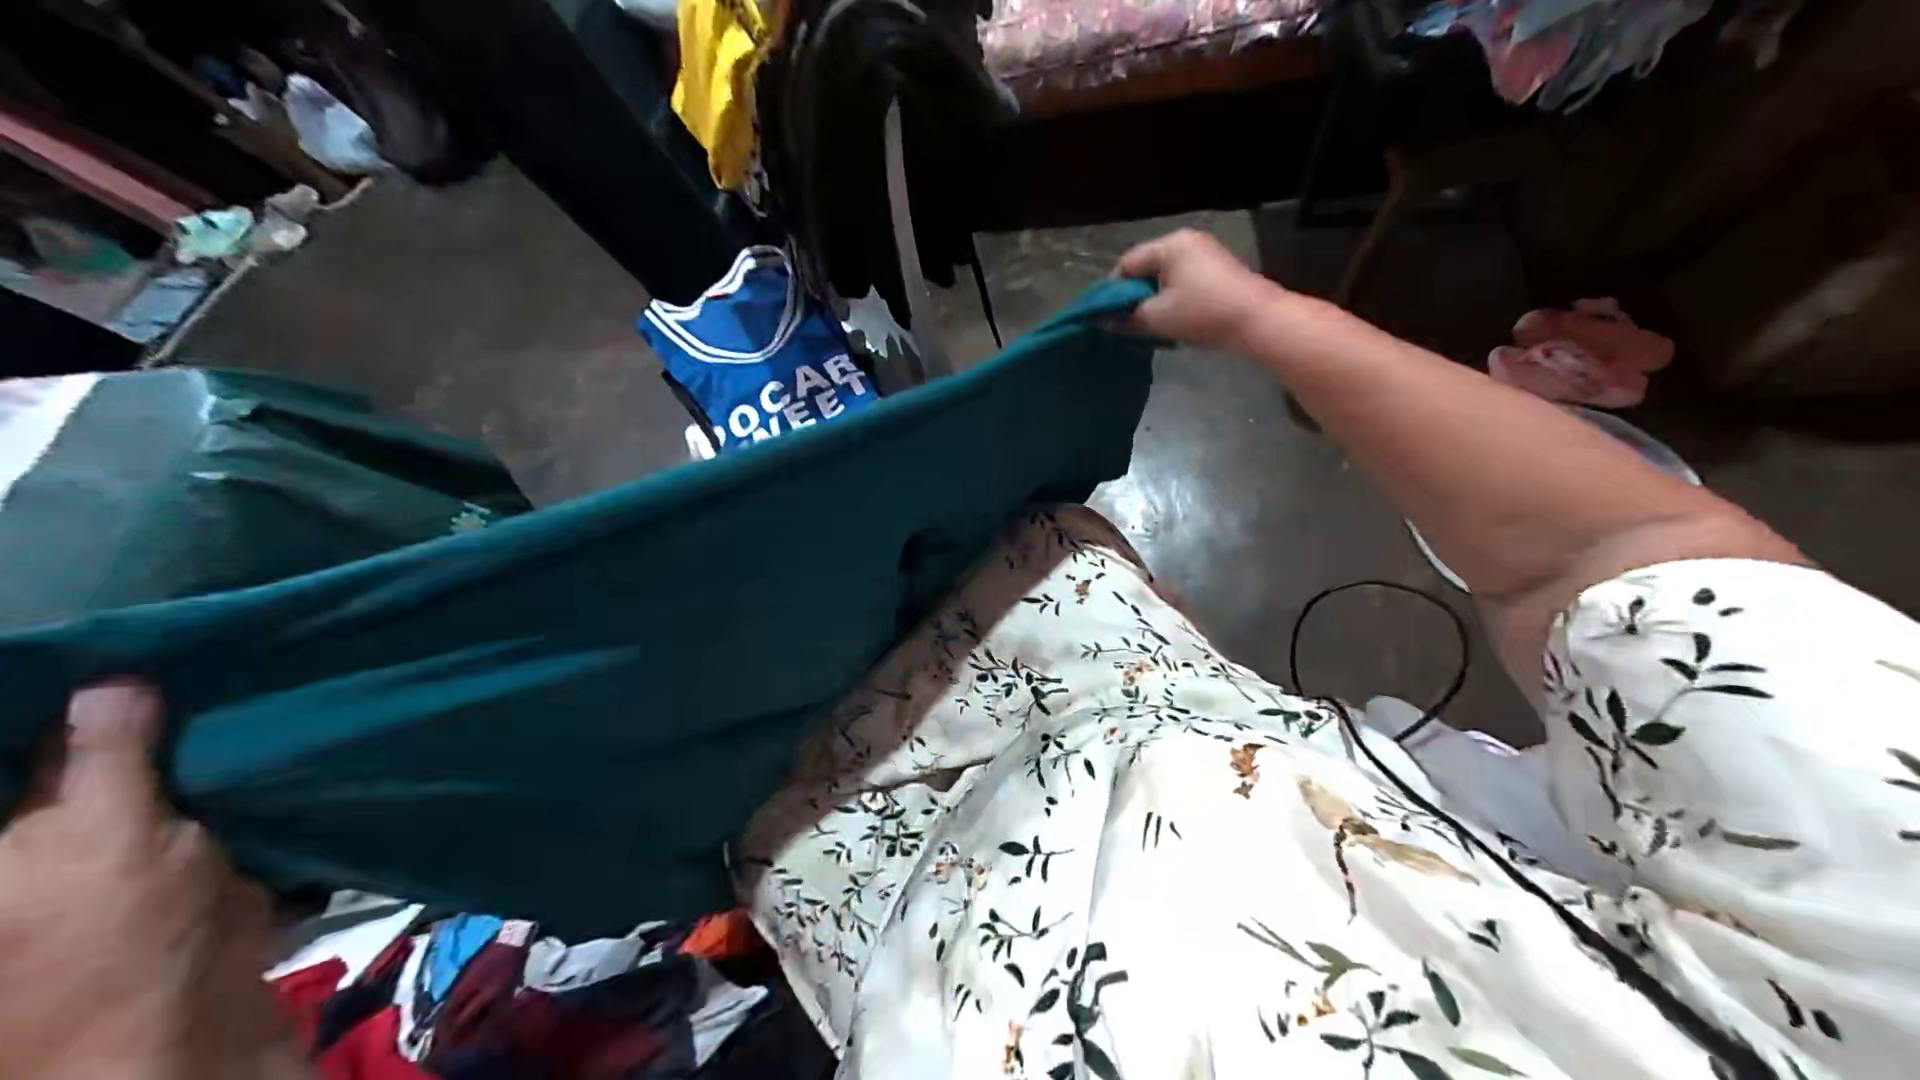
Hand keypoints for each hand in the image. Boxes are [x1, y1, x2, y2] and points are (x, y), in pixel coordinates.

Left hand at [0, 681, 305, 1079]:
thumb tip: (110, 678)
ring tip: (203, 680)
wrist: (182, 1020)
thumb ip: (103, 755)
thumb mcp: (105, 835)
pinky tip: (226, 732)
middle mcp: (13, 843)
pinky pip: (167, 795)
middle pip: (50, 758)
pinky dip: (194, 766)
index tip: (101, 648)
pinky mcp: (149, 862)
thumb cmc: (111, 936)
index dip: (40, 695)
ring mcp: (83, 854)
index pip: (2, 746)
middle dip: (106, 712)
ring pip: (118, 774)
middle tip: (163, 655)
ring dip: (159, 736)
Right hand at [1114, 228, 1280, 349]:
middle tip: (1127, 322)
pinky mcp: (1217, 270)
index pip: (1127, 263)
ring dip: (1153, 299)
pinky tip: (1172, 320)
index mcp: (1169, 245)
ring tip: (1149, 324)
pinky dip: (1172, 298)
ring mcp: (1205, 254)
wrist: (1257, 320)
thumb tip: (1102, 322)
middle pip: (1146, 267)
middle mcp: (1186, 241)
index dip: (1112, 290)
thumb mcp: (1156, 318)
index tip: (1107, 316)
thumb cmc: (1202, 313)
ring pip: (1164, 276)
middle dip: (1134, 295)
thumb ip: (1125, 318)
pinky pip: (1182, 281)